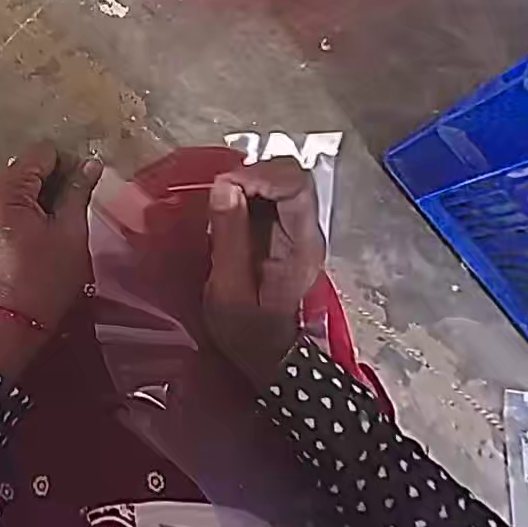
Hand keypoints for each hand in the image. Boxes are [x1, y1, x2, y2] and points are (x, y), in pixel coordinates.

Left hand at [0, 142, 102, 330]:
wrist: (15, 321)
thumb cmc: (45, 279)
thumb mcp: (70, 231)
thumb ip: (79, 191)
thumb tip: (90, 164)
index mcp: (6, 191)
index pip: (43, 153)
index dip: (69, 164)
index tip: (86, 185)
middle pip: (32, 166)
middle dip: (58, 178)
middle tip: (79, 202)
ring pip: (27, 182)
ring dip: (49, 193)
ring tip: (66, 217)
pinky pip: (19, 198)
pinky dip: (38, 205)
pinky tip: (52, 225)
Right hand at [204, 159, 325, 386]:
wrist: (267, 354)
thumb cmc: (247, 330)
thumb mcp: (228, 291)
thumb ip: (228, 238)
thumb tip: (224, 187)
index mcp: (302, 246)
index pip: (296, 188)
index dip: (261, 176)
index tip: (225, 184)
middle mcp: (308, 230)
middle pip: (293, 176)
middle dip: (254, 172)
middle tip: (219, 188)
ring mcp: (298, 228)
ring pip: (282, 179)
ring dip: (249, 178)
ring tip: (220, 195)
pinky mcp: (283, 227)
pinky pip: (269, 193)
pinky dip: (246, 188)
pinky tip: (227, 203)